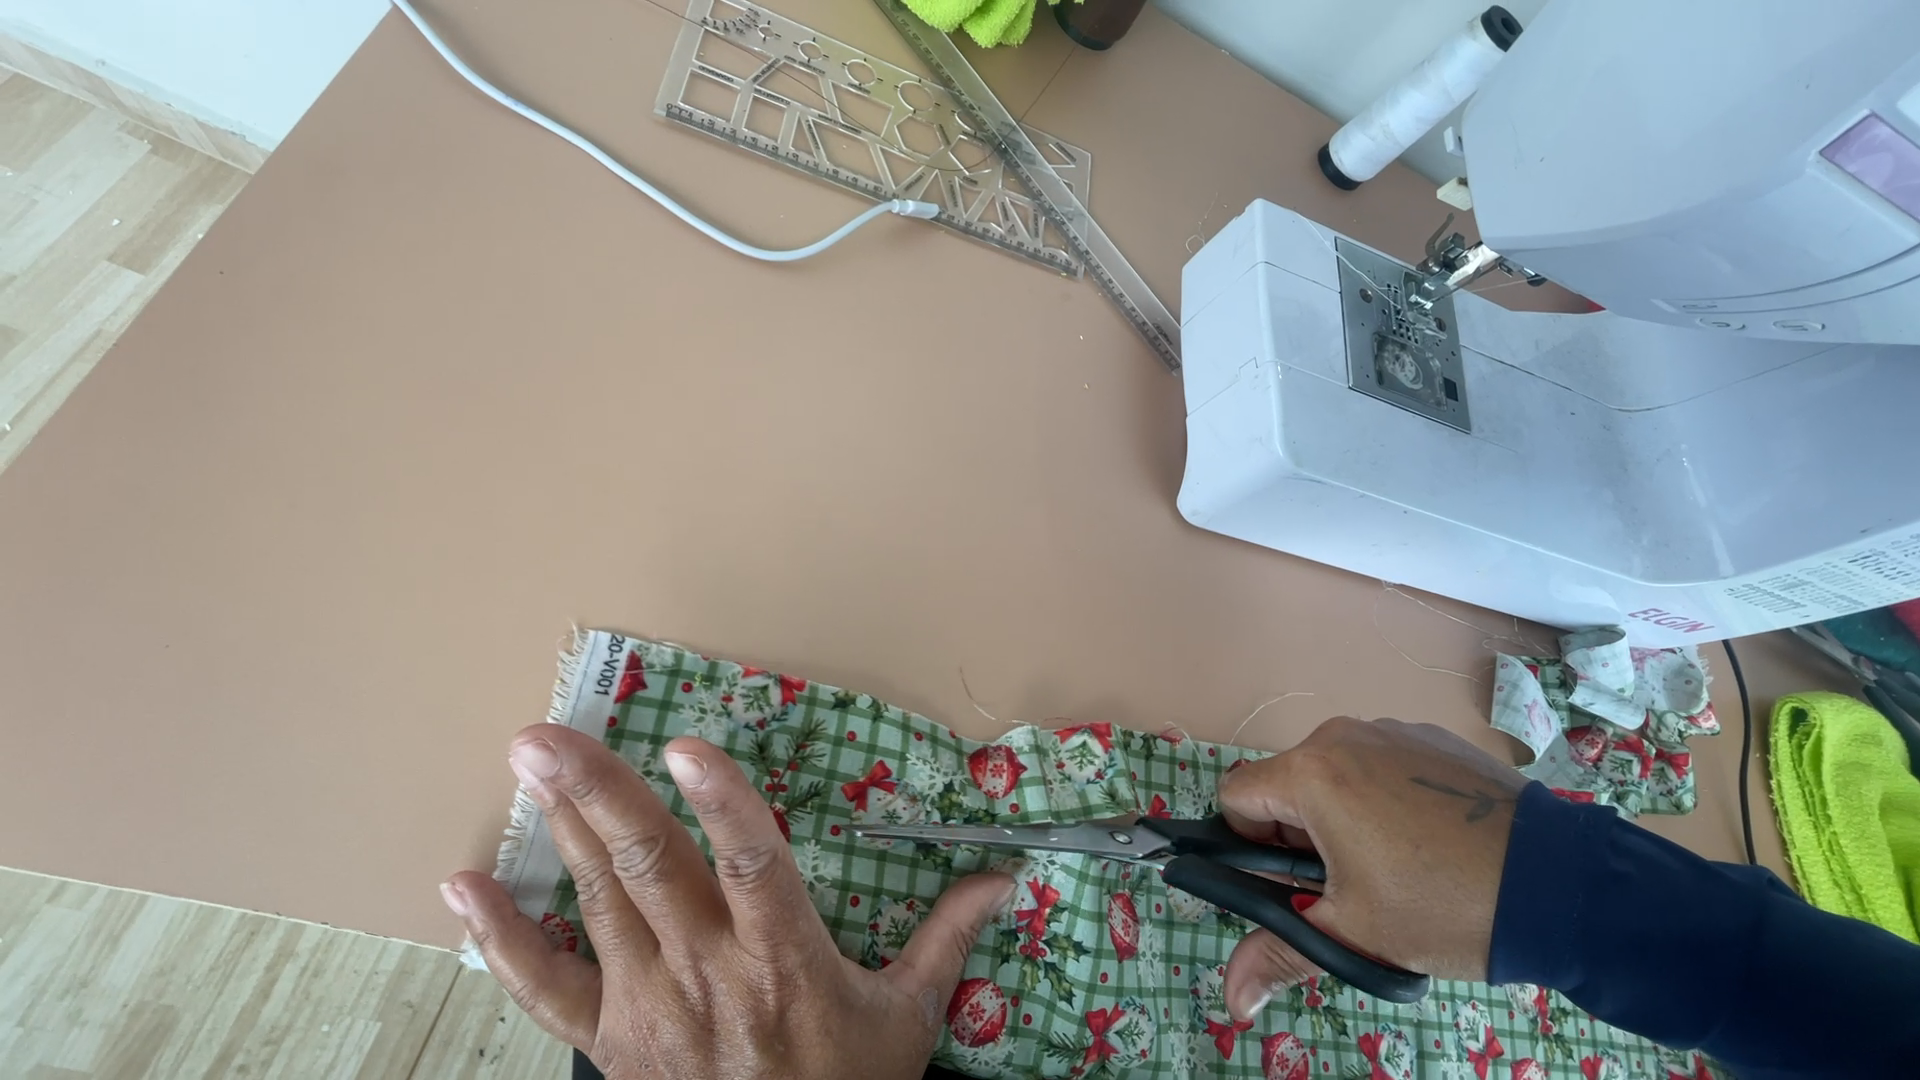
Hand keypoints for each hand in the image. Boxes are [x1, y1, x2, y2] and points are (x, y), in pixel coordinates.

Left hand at [441, 726, 1014, 1078]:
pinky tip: (462, 886)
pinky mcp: (605, 1041)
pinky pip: (540, 988)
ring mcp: (646, 1007)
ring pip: (597, 902)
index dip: (721, 803)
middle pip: (650, 870)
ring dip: (560, 827)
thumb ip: (948, 936)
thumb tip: (1004, 877)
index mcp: (784, 961)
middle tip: (549, 734)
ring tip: (528, 762)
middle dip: (599, 793)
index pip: (753, 866)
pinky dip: (498, 937)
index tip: (686, 744)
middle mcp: (707, 973)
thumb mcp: (910, 1017)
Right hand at [1216, 717, 1523, 1018]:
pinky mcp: (1431, 737)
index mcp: (1311, 772)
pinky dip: (1383, 796)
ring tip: (1395, 864)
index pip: (1236, 796)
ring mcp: (1389, 731)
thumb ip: (1281, 956)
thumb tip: (1233, 1004)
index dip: (1249, 844)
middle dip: (1299, 834)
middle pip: (1286, 785)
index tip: (1294, 881)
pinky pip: (1379, 763)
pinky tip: (1430, 838)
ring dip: (1340, 814)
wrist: (1567, 887)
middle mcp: (1340, 735)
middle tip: (1347, 883)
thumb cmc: (1445, 907)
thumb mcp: (1356, 935)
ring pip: (1332, 774)